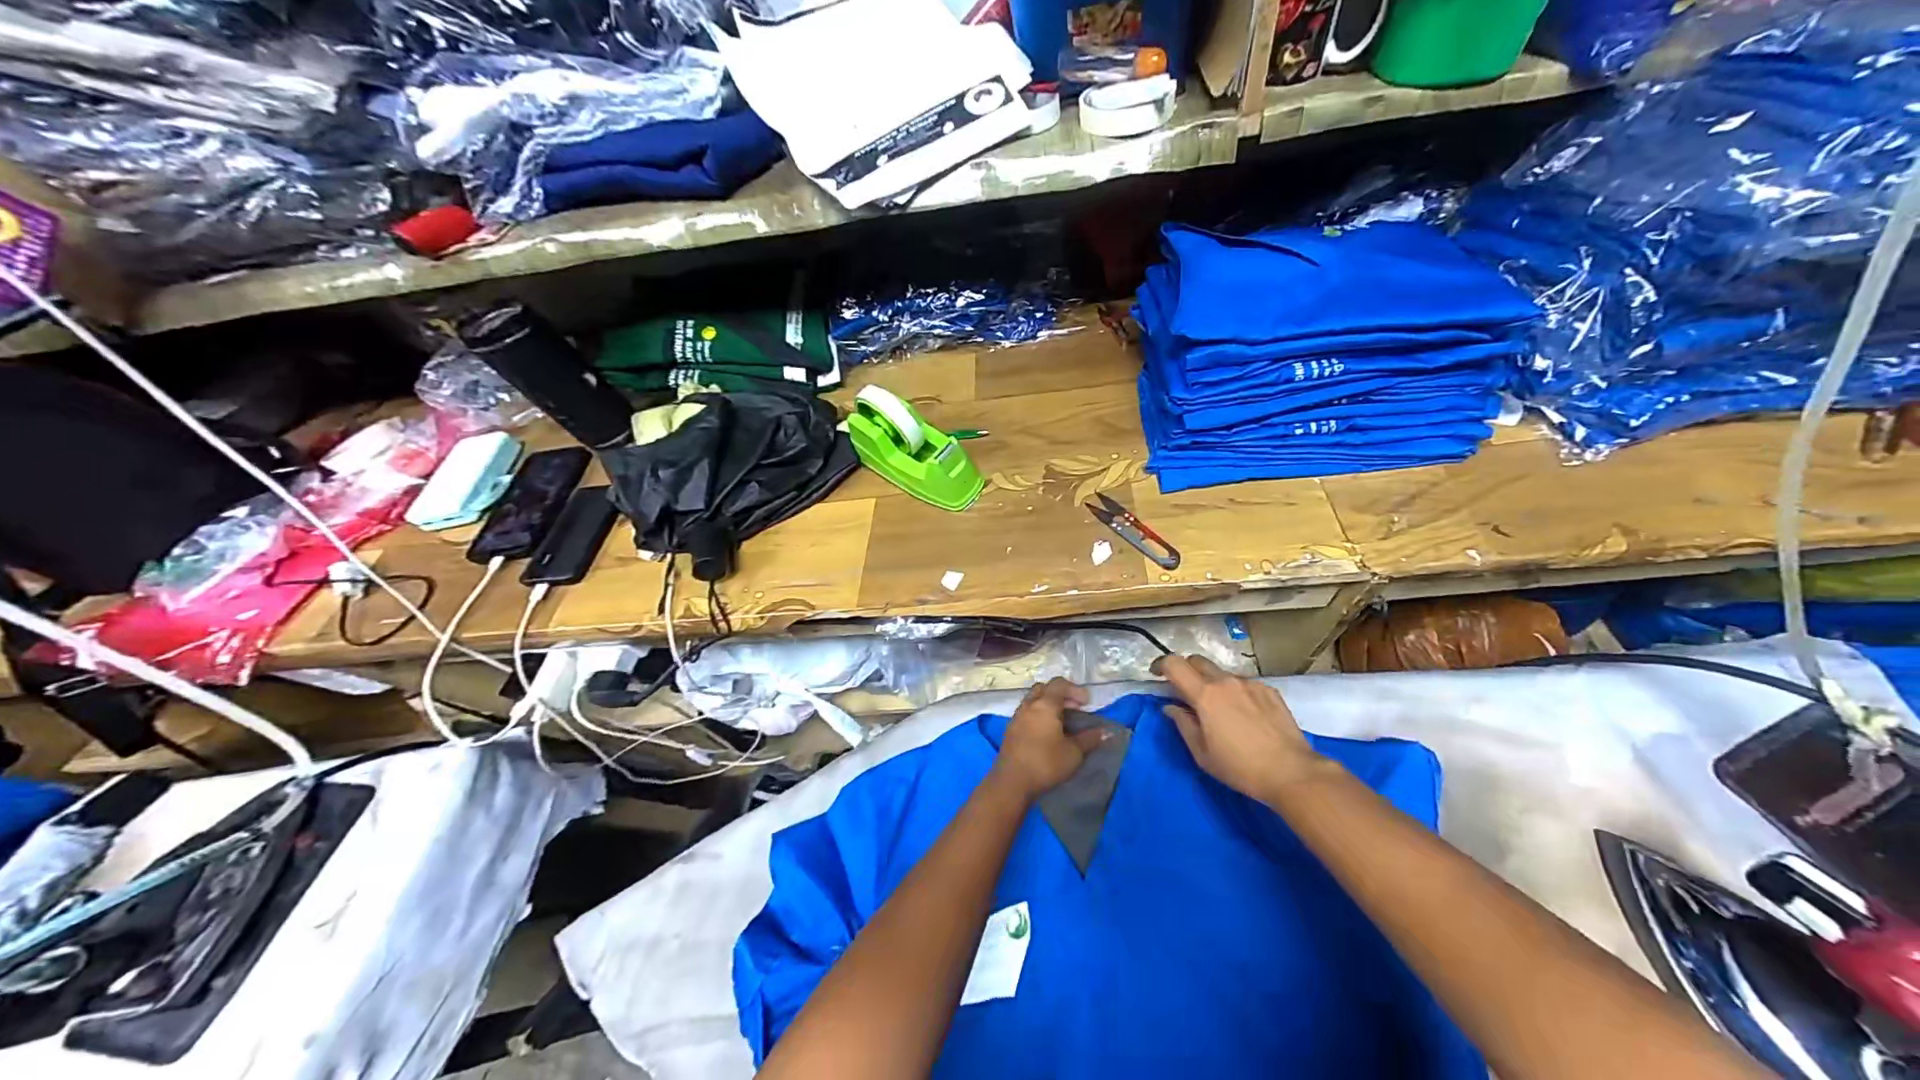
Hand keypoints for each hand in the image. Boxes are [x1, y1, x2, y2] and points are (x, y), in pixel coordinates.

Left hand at [988, 678, 1106, 799]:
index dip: (1075, 689)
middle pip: (1044, 689)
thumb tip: (1107, 732)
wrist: (1012, 783)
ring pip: (1033, 701)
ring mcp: (1016, 718)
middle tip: (1075, 709)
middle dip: (1061, 694)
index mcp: (1044, 705)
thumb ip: (1090, 739)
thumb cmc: (1046, 763)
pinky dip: (1039, 715)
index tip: (1087, 703)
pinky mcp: (1010, 731)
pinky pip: (1027, 713)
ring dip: (1048, 705)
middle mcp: (1028, 706)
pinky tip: (1048, 733)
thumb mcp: (1074, 752)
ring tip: (1063, 722)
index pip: (1059, 684)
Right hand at [1153, 654, 1331, 801]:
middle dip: (1186, 671)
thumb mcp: (1202, 753)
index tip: (1156, 675)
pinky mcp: (1270, 691)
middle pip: (1198, 661)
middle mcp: (1227, 682)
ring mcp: (1251, 684)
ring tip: (1219, 709)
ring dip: (1212, 684)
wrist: (1291, 772)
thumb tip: (1171, 708)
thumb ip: (1183, 724)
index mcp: (1205, 695)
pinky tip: (1244, 715)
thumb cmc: (1240, 767)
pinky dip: (1235, 693)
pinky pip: (1244, 684)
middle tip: (1184, 692)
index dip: (1161, 665)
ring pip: (1222, 674)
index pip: (1175, 665)